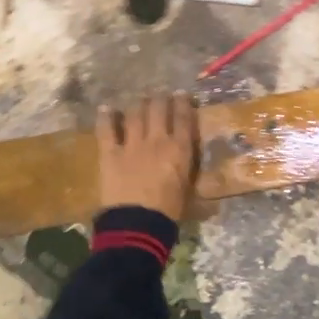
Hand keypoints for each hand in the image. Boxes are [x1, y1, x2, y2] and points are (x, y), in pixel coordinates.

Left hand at [97, 93, 198, 220]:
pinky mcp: (110, 153)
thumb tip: (212, 185)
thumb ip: (193, 178)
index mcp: (180, 150)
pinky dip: (106, 117)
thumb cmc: (170, 213)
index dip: (182, 103)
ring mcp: (132, 144)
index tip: (181, 95)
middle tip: (160, 96)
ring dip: (138, 105)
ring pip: (135, 114)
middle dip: (160, 99)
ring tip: (139, 101)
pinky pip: (106, 129)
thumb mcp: (190, 193)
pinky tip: (106, 109)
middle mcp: (157, 140)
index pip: (183, 118)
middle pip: (158, 109)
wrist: (139, 223)